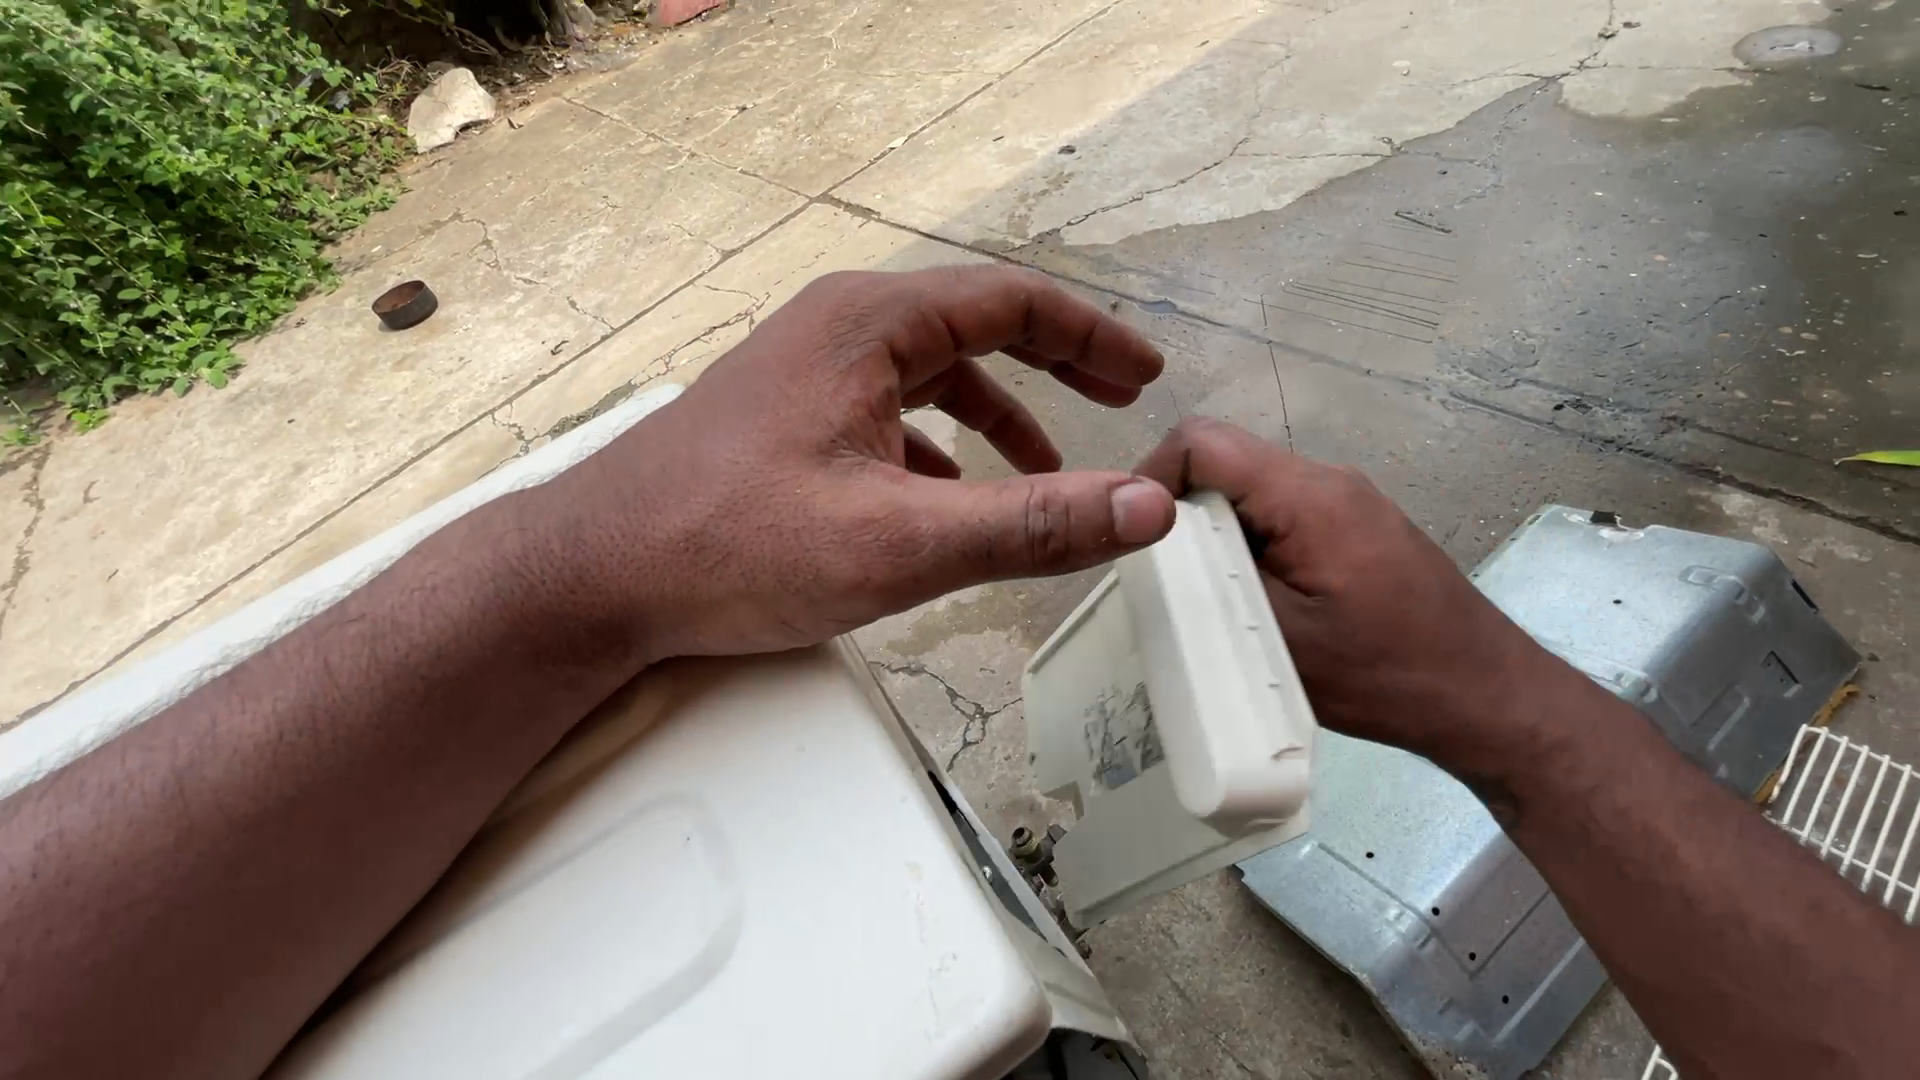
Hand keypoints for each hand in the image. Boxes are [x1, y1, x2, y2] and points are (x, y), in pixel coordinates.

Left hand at [546, 265, 1177, 662]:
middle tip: (1120, 398)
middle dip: (1056, 364)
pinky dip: (942, 446)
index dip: (1092, 335)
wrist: (594, 578)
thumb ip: (1029, 526)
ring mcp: (809, 373)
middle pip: (976, 328)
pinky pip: (891, 416)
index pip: (1013, 301)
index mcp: (870, 327)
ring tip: (1048, 467)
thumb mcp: (900, 544)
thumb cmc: (730, 548)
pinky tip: (952, 492)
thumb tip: (1142, 509)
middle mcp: (839, 331)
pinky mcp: (791, 419)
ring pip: (932, 377)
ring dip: (999, 414)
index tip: (1144, 373)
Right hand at [1133, 418, 1581, 779]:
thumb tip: (1154, 550)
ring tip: (1204, 593)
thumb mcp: (1280, 638)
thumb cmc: (1384, 673)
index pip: (1202, 442)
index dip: (1152, 476)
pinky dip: (1245, 543)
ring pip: (1248, 488)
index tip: (1134, 537)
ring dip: (1212, 531)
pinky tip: (1251, 597)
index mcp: (1306, 495)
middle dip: (1179, 511)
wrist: (1487, 698)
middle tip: (1164, 576)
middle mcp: (1326, 479)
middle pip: (1223, 460)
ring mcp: (1344, 500)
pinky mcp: (1352, 526)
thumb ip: (1211, 583)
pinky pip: (1278, 511)